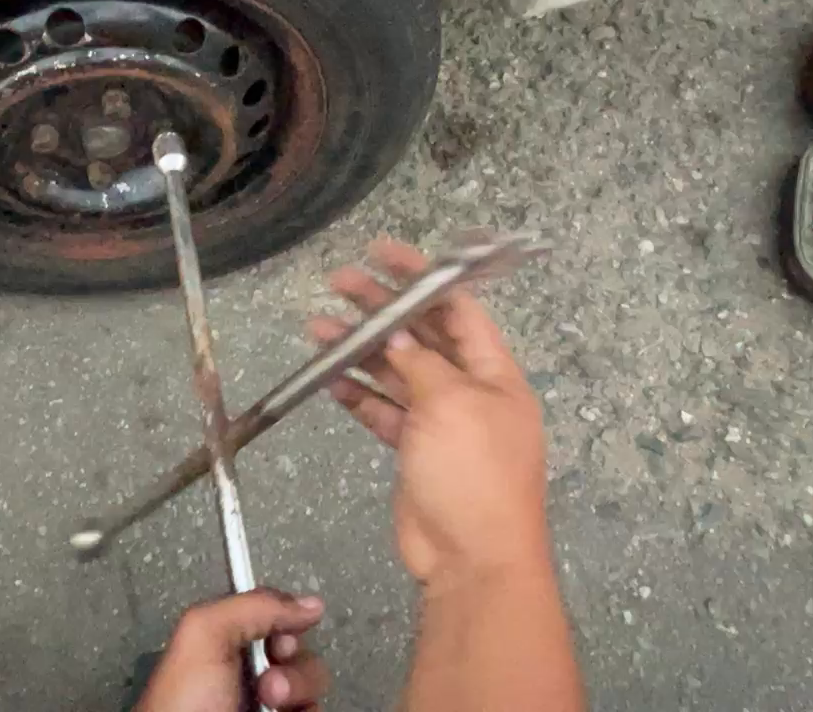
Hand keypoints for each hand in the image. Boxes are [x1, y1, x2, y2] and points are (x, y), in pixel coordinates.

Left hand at [132, 589, 329, 711]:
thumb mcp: (205, 634)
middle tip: (269, 686)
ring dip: (301, 692)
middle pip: (300, 652)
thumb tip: (310, 604)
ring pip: (312, 688)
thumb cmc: (184, 703)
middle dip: (295, 666)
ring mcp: (267, 706)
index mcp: (229, 640)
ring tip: (272, 708)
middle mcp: (252, 670)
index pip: (278, 616)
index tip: (280, 640)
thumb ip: (254, 606)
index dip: (288, 622)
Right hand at [313, 240, 548, 591]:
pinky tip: (330, 378)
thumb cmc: (474, 476)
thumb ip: (419, 363)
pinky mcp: (413, 447)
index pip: (456, 308)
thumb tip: (394, 334)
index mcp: (493, 373)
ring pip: (394, 370)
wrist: (471, 560)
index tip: (384, 253)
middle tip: (339, 282)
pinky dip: (357, 393)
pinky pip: (382, 409)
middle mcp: (467, 389)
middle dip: (380, 307)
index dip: (422, 277)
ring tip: (319, 326)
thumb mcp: (452, 406)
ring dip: (359, 349)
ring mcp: (439, 419)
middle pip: (419, 335)